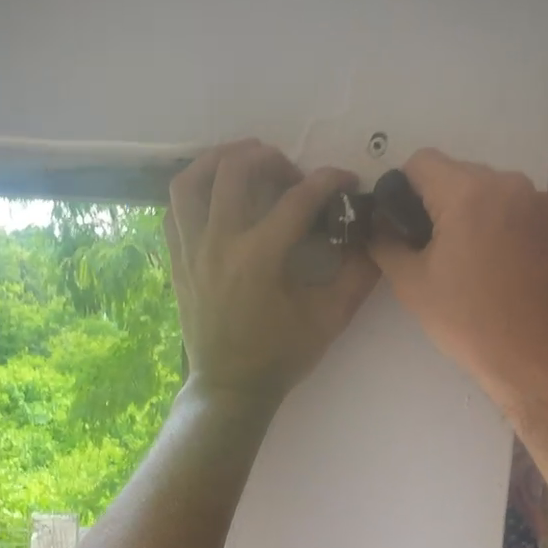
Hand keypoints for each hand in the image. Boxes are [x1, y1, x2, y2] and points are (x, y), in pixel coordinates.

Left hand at [165, 140, 379, 407]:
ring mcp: (191, 251)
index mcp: (259, 256)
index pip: (298, 199)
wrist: (231, 389)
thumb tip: (374, 239)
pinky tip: (214, 197)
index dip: (329, 181)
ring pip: (191, 181)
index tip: (347, 181)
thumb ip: (356, 276)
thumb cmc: (281, 357)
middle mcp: (219, 243)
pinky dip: (194, 192)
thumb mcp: (328, 319)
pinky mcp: (177, 262)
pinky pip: (174, 211)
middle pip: (235, 171)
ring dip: (219, 161)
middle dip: (269, 158)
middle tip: (291, 173)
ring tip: (243, 162)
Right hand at [368, 149, 547, 401]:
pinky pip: (521, 211)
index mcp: (467, 193)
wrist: (535, 355)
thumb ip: (386, 243)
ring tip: (472, 259)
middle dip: (442, 202)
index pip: (422, 161)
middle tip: (435, 249)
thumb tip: (378, 225)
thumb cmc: (467, 321)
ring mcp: (541, 203)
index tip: (405, 223)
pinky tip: (503, 266)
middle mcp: (509, 184)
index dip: (404, 188)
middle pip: (460, 174)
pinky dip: (506, 227)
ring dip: (476, 213)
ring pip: (493, 191)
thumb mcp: (411, 285)